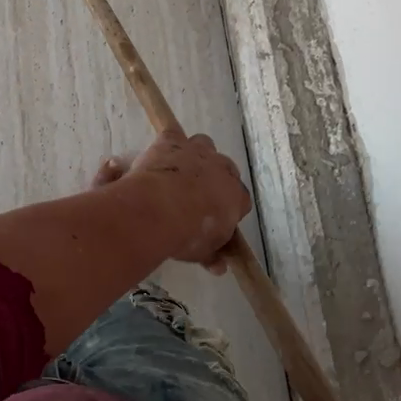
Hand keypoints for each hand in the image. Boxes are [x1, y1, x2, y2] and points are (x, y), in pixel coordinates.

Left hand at [110, 130, 250, 273]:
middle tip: (197, 193)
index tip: (215, 216)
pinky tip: (160, 150)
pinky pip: (173, 134)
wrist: (160, 208)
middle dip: (214, 177)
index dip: (227, 206)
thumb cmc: (187, 233)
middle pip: (225, 168)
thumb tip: (219, 267)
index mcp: (236, 196)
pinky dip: (168, 141)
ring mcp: (196, 151)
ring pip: (204, 145)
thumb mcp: (201, 252)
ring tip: (181, 170)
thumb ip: (211, 255)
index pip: (240, 199)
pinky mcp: (171, 141)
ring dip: (196, 154)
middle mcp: (221, 168)